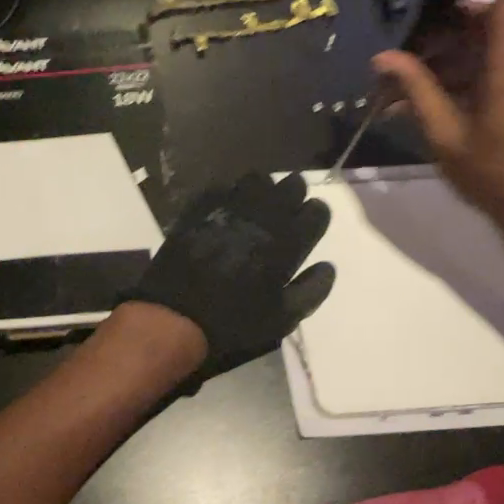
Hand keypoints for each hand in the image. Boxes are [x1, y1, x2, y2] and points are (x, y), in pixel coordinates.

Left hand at [126, 172, 334, 387]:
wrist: (175, 318)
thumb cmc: (233, 323)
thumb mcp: (281, 319)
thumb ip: (310, 290)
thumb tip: (328, 267)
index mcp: (287, 243)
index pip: (316, 212)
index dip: (315, 216)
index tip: (309, 224)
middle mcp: (262, 218)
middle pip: (290, 187)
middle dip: (294, 195)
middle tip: (287, 210)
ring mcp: (228, 210)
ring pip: (256, 180)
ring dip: (263, 189)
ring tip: (258, 205)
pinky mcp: (198, 211)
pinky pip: (220, 189)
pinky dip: (229, 194)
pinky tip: (226, 209)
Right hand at [371, 0, 503, 228]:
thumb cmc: (491, 170)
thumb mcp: (444, 131)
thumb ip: (415, 89)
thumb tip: (383, 57)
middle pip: (479, 20)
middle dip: (435, 28)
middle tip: (396, 48)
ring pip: (476, 45)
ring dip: (437, 57)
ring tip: (395, 83)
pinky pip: (481, 66)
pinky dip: (449, 74)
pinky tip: (414, 98)